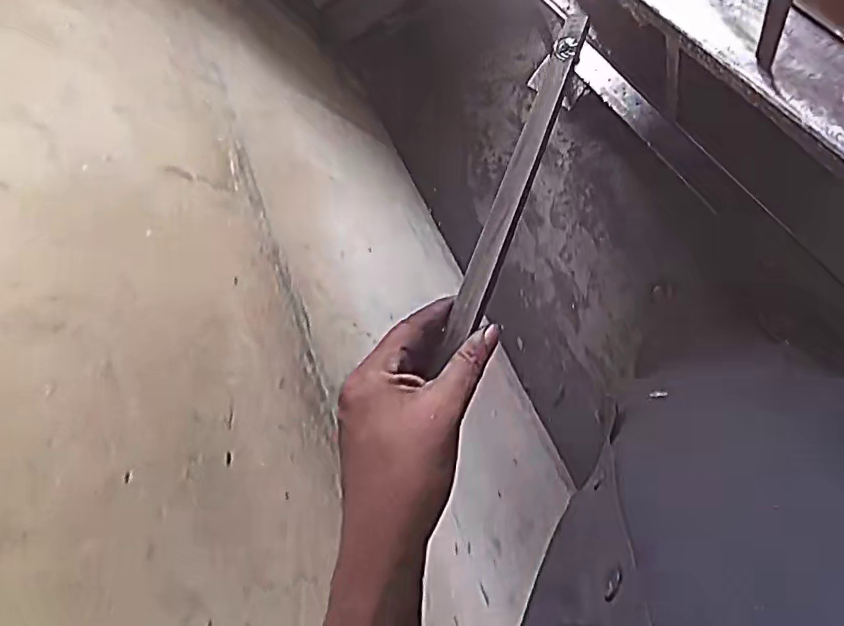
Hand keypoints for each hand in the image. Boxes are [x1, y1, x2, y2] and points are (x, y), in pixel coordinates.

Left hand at [325, 298, 501, 625]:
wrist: (386, 542)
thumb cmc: (402, 487)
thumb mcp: (445, 411)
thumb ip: (467, 365)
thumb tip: (484, 335)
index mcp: (367, 379)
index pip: (406, 329)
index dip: (437, 313)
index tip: (458, 302)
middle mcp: (359, 393)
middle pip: (403, 348)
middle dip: (437, 337)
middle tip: (467, 326)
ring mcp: (364, 414)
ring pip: (403, 372)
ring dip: (432, 362)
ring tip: (461, 357)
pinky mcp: (373, 432)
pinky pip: (401, 393)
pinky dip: (424, 385)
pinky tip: (444, 392)